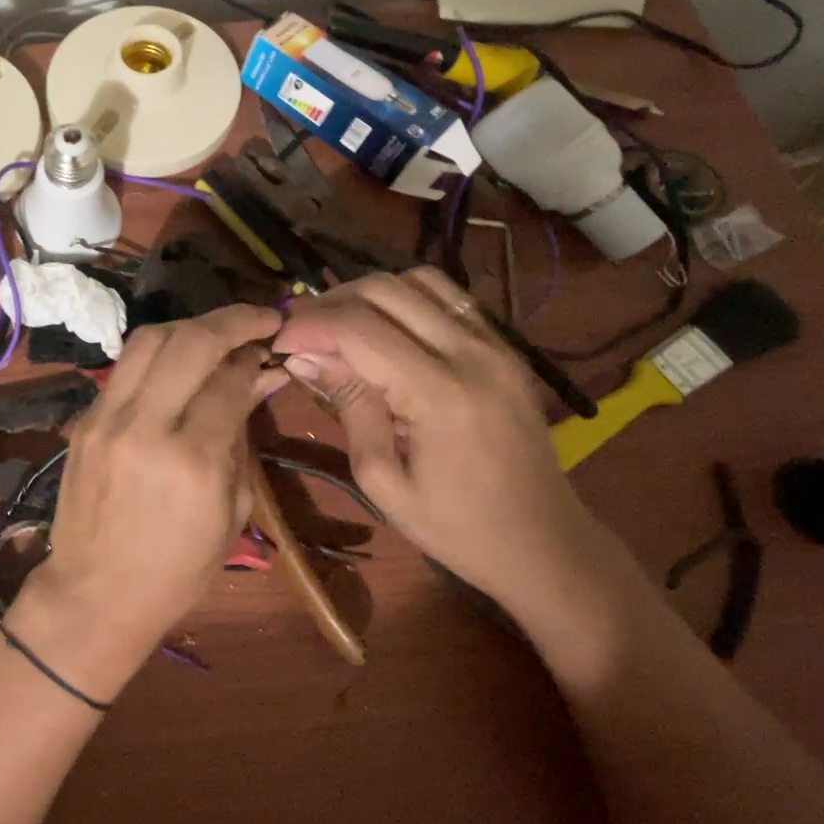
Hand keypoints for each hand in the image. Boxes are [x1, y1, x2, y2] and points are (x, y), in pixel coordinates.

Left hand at [20, 304, 282, 688]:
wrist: (94, 593)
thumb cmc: (176, 569)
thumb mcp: (230, 512)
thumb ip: (242, 438)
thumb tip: (261, 378)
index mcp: (190, 459)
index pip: (229, 379)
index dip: (255, 354)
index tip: (272, 345)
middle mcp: (144, 426)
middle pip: (189, 341)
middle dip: (231, 320)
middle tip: (259, 318)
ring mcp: (105, 418)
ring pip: (148, 340)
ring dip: (189, 326)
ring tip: (218, 334)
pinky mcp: (84, 420)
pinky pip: (124, 367)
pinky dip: (157, 353)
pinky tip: (179, 363)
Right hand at [273, 268, 607, 608]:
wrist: (545, 543)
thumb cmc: (455, 527)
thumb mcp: (382, 479)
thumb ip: (349, 405)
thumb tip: (303, 356)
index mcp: (441, 394)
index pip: (359, 328)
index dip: (309, 326)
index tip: (278, 342)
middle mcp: (473, 354)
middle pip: (385, 290)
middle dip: (330, 302)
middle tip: (300, 331)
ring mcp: (496, 345)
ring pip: (417, 280)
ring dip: (367, 294)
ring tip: (337, 325)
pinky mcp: (505, 347)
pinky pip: (447, 298)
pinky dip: (403, 300)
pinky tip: (380, 329)